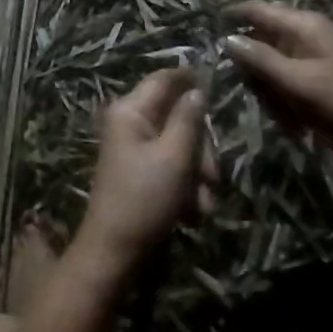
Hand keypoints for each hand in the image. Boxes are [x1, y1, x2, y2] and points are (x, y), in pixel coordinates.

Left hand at [75, 67, 212, 266]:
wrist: (115, 253)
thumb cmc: (144, 198)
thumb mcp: (174, 156)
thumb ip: (188, 119)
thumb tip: (197, 89)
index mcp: (130, 110)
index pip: (163, 79)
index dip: (190, 77)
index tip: (217, 82)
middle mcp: (130, 123)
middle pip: (177, 116)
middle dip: (201, 147)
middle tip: (214, 176)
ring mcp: (134, 148)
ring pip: (179, 144)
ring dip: (198, 173)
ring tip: (205, 204)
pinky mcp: (140, 171)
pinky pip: (171, 166)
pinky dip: (186, 186)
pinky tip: (195, 212)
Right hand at [222, 1, 332, 150]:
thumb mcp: (299, 82)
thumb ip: (261, 60)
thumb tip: (227, 38)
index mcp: (303, 25)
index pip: (257, 10)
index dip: (231, 14)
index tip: (204, 24)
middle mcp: (306, 32)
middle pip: (261, 37)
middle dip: (251, 64)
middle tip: (246, 89)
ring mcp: (312, 53)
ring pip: (271, 61)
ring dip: (268, 86)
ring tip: (278, 111)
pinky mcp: (316, 73)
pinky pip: (285, 77)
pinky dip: (282, 95)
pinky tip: (290, 118)